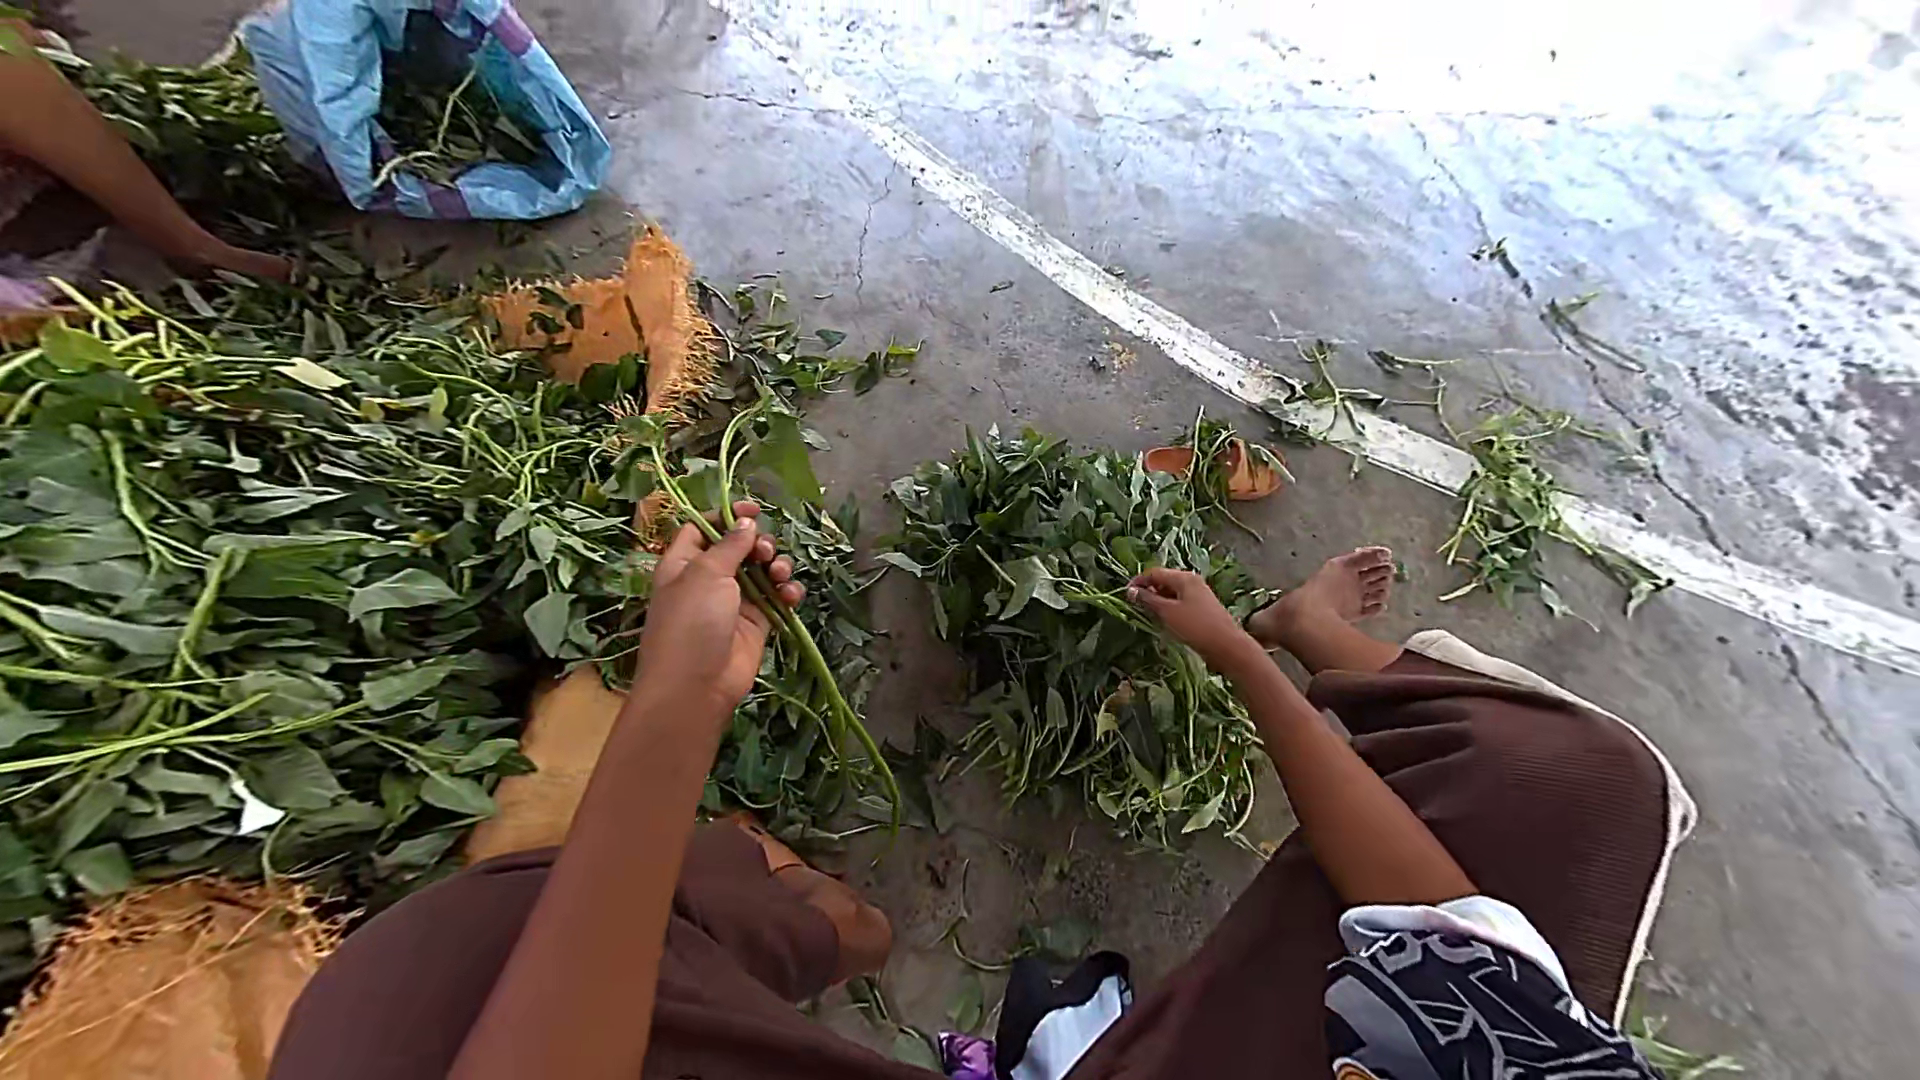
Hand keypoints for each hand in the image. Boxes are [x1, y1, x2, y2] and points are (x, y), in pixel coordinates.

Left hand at [637, 502, 802, 715]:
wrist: (698, 685)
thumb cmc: (692, 623)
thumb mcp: (706, 574)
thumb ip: (730, 544)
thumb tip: (747, 522)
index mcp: (684, 563)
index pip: (703, 528)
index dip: (727, 515)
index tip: (754, 509)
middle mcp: (709, 579)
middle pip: (740, 547)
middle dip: (759, 543)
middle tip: (764, 552)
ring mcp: (735, 601)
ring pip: (763, 571)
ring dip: (776, 566)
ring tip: (779, 576)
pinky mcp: (757, 621)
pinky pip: (777, 598)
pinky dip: (787, 593)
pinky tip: (790, 596)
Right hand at [1129, 568, 1262, 674]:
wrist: (1227, 647)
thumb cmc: (1195, 626)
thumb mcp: (1167, 612)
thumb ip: (1147, 600)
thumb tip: (1130, 591)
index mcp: (1184, 578)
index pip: (1154, 572)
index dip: (1138, 582)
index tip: (1125, 595)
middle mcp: (1192, 582)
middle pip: (1163, 581)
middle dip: (1148, 591)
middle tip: (1135, 606)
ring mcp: (1199, 595)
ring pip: (1171, 593)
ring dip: (1158, 601)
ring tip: (1147, 615)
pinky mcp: (1202, 608)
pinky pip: (1179, 603)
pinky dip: (1168, 608)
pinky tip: (1164, 621)